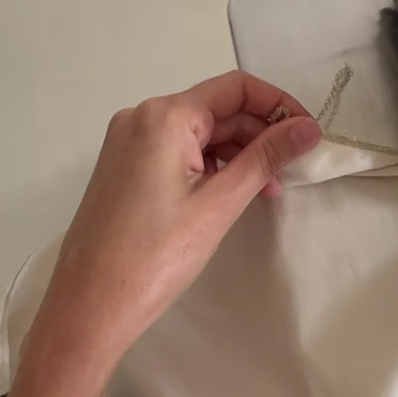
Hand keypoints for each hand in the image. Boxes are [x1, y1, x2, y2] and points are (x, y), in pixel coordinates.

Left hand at [0, 72, 320, 396]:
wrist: (87, 309)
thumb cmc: (155, 257)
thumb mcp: (219, 204)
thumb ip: (266, 158)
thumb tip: (310, 129)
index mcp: (164, 116)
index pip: (236, 88)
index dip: (279, 105)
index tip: (309, 134)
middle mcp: (142, 117)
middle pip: (217, 108)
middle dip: (260, 133)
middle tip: (293, 170)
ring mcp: (128, 141)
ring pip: (199, 131)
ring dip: (238, 152)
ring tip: (266, 190)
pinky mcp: (125, 166)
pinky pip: (178, 150)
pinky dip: (210, 165)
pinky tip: (230, 193)